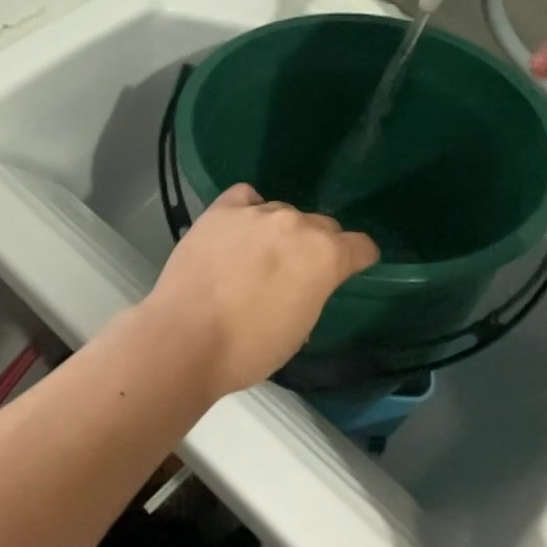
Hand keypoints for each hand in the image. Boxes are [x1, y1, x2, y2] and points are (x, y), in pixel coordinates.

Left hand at [140, 184, 378, 397]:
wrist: (186, 339)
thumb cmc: (250, 348)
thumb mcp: (300, 328)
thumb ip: (313, 292)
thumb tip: (304, 283)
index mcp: (326, 255)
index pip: (360, 246)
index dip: (358, 259)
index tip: (351, 268)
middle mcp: (296, 224)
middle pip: (321, 225)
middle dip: (316, 246)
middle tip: (297, 273)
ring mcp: (256, 213)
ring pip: (282, 213)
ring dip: (280, 232)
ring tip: (259, 257)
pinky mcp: (220, 211)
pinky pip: (245, 198)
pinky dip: (248, 209)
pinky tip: (239, 229)